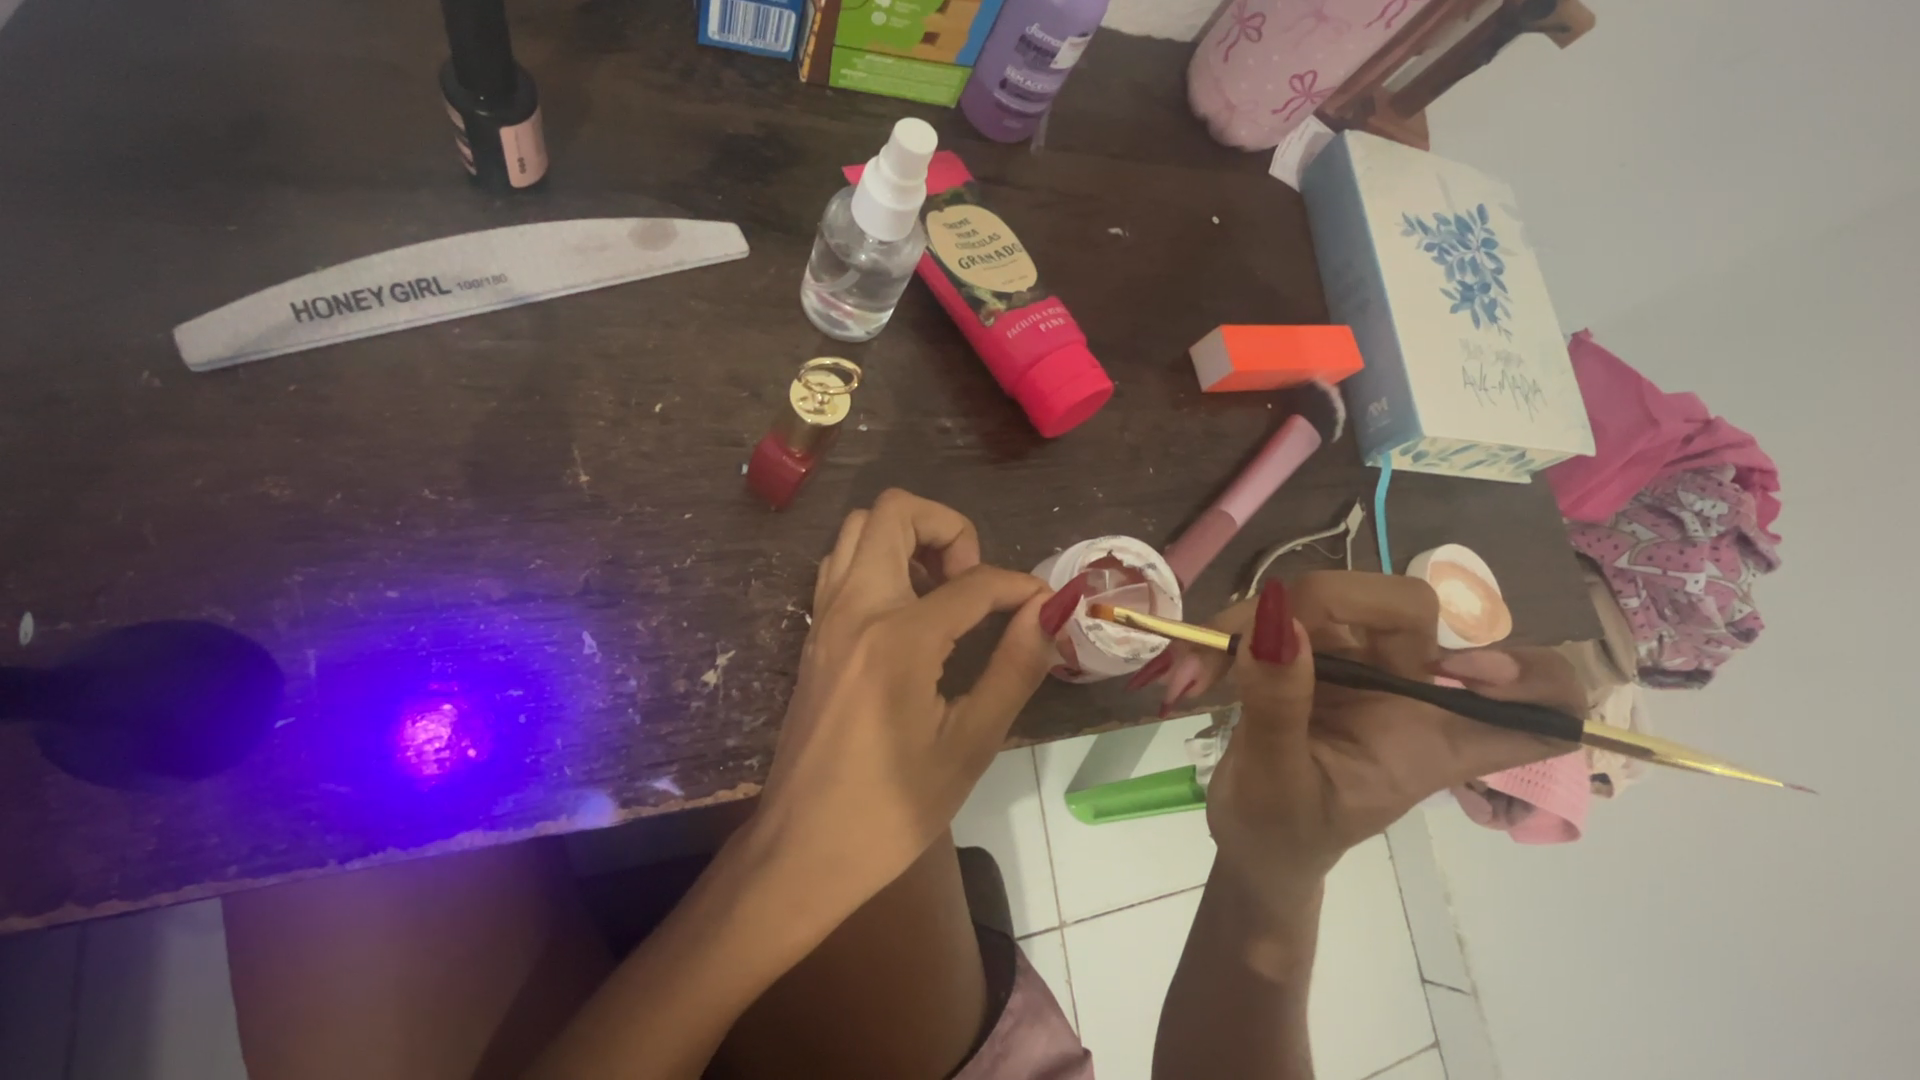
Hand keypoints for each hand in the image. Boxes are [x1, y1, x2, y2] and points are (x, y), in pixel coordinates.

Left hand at [752, 490, 1055, 902]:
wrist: (802, 851)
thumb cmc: (892, 810)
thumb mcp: (969, 744)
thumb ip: (1014, 667)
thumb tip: (1050, 612)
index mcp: (897, 637)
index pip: (974, 581)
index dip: (1020, 587)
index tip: (1045, 608)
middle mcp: (853, 609)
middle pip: (895, 512)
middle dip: (949, 529)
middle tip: (975, 583)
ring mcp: (824, 619)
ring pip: (859, 530)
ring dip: (908, 540)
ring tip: (945, 592)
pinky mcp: (813, 637)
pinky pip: (841, 565)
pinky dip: (879, 562)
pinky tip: (910, 613)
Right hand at [1156, 572, 1581, 901]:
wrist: (1251, 844)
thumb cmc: (1282, 835)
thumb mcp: (1277, 784)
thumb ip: (1280, 706)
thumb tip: (1280, 620)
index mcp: (1433, 738)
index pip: (1539, 710)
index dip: (1530, 676)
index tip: (1462, 671)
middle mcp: (1408, 690)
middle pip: (1410, 607)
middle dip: (1328, 604)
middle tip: (1253, 643)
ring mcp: (1358, 665)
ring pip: (1328, 597)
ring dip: (1252, 620)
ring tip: (1196, 675)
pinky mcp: (1311, 651)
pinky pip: (1280, 612)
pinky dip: (1231, 631)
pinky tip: (1194, 673)